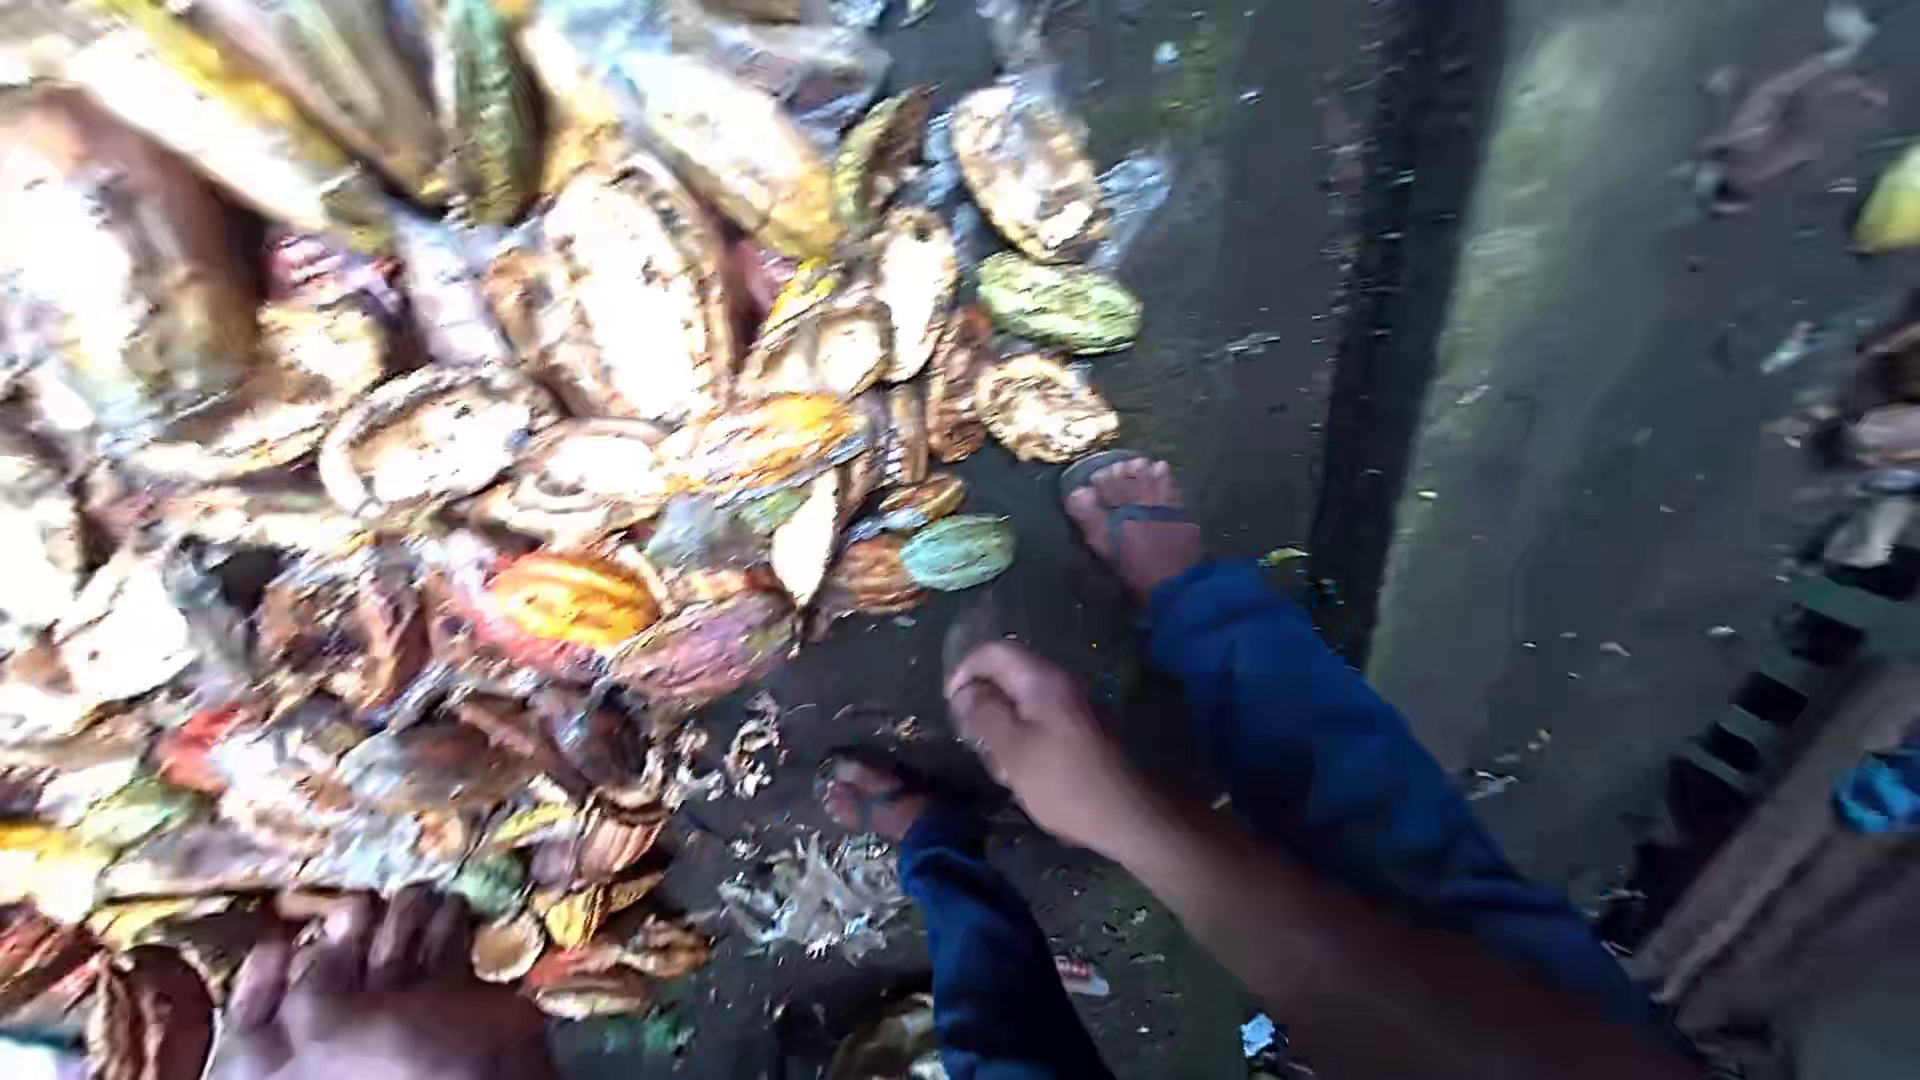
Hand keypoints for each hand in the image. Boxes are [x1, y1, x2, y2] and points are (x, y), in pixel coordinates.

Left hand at [214, 888, 551, 1079]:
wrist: (483, 1074)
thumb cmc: (385, 1068)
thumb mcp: (328, 1033)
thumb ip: (313, 987)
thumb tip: (323, 940)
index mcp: (289, 1066)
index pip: (256, 1023)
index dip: (262, 980)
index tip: (279, 939)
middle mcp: (339, 1039)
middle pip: (333, 975)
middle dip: (347, 936)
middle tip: (360, 905)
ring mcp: (398, 1015)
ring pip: (390, 956)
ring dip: (404, 922)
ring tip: (416, 898)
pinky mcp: (448, 995)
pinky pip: (441, 951)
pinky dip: (446, 925)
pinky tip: (449, 908)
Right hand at [945, 641, 1159, 855]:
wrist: (1130, 814)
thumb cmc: (1064, 781)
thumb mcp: (1012, 750)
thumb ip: (983, 714)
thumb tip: (965, 689)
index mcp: (1041, 678)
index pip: (993, 651)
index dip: (965, 670)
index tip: (952, 703)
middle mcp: (1059, 681)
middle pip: (1006, 676)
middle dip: (985, 705)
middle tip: (977, 742)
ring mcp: (1072, 704)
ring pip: (1021, 702)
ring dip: (1003, 729)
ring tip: (1004, 768)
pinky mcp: (1080, 727)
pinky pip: (1039, 721)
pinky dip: (1023, 741)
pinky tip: (1025, 774)